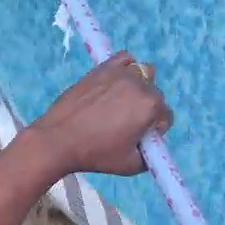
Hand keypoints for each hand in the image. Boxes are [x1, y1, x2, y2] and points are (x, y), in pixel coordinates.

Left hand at [22, 53, 171, 178]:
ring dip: (138, 88)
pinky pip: (125, 58)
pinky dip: (126, 67)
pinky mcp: (102, 68)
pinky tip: (117, 82)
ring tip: (121, 103)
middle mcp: (139, 84)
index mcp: (150, 106)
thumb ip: (151, 155)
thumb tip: (151, 144)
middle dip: (146, 110)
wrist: (59, 139)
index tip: (138, 138)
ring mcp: (120, 73)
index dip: (154, 130)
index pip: (166, 116)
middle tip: (126, 125)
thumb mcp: (132, 165)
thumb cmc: (96, 153)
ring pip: (143, 74)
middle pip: (155, 95)